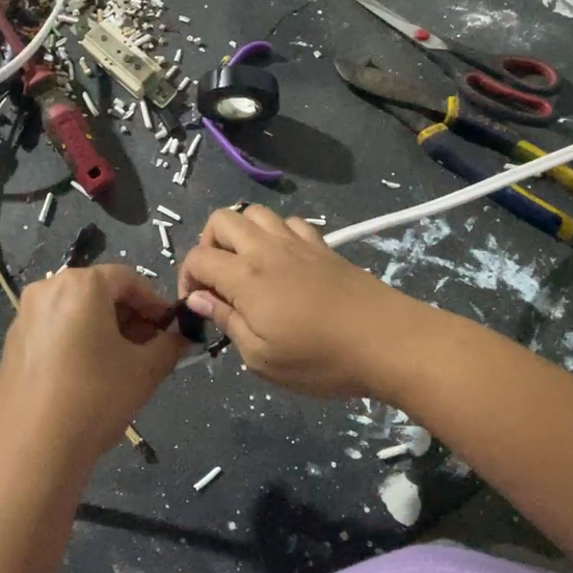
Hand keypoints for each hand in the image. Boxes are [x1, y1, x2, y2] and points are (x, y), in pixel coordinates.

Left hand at [0, 265, 186, 474]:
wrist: (31, 451)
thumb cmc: (95, 398)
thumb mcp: (144, 371)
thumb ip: (168, 346)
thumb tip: (180, 338)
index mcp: (81, 284)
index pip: (128, 279)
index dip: (155, 303)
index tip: (172, 328)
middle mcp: (47, 289)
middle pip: (99, 292)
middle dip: (130, 316)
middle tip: (151, 347)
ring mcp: (25, 316)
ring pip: (76, 312)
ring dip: (104, 330)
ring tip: (124, 364)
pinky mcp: (13, 344)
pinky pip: (55, 330)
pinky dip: (77, 342)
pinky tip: (90, 376)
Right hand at [179, 206, 419, 398]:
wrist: (386, 340)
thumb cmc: (319, 359)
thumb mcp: (261, 358)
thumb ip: (227, 322)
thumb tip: (198, 299)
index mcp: (245, 276)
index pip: (198, 258)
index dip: (187, 278)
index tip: (197, 305)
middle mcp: (265, 248)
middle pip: (221, 220)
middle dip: (207, 244)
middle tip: (217, 280)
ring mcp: (296, 242)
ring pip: (255, 213)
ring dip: (241, 233)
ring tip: (247, 266)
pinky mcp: (323, 245)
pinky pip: (289, 222)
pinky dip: (276, 234)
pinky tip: (284, 262)